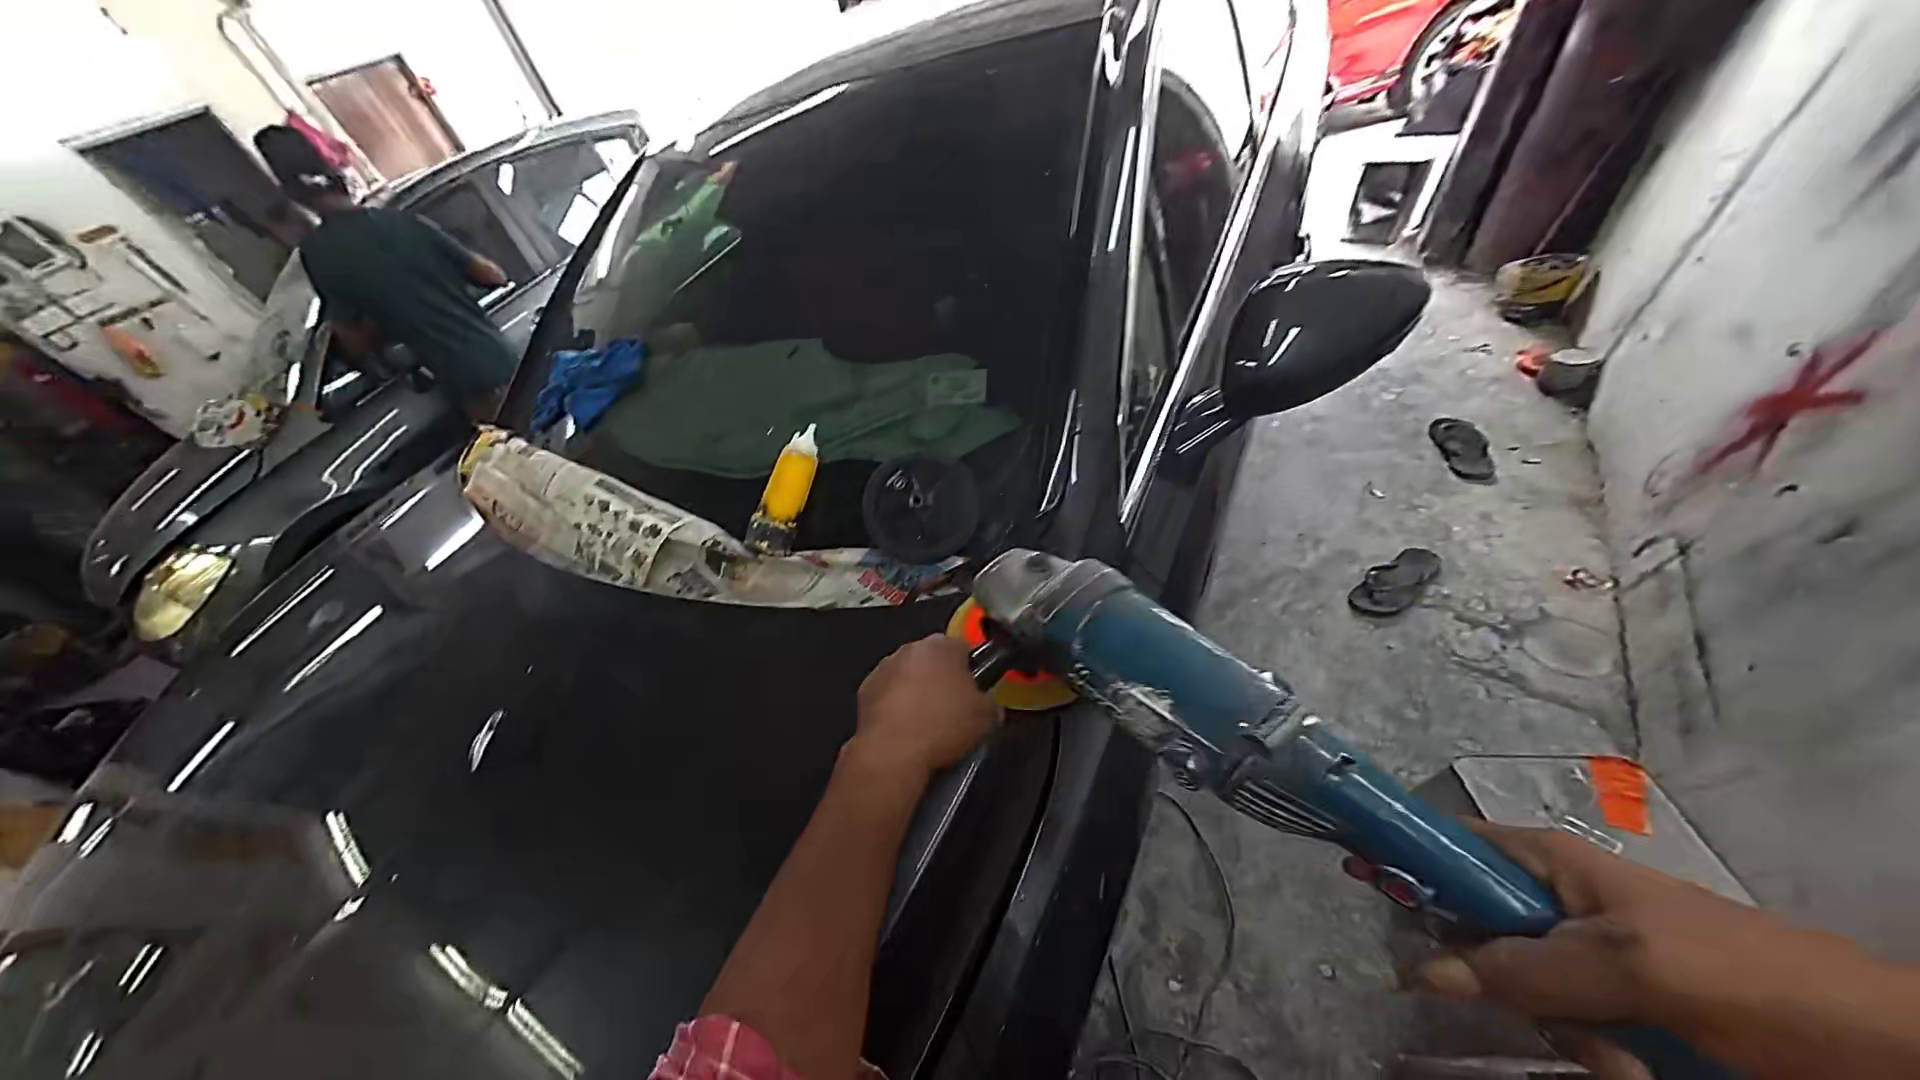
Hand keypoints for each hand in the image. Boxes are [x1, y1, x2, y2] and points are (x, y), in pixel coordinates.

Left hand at [847, 635, 999, 783]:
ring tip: (928, 724)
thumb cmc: (944, 726)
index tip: (975, 692)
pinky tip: (905, 731)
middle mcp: (910, 649)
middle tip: (953, 709)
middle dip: (942, 679)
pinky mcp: (864, 691)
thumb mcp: (987, 717)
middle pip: (932, 660)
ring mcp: (883, 668)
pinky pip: (888, 695)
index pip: (963, 648)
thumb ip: (990, 703)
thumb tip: (988, 706)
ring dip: (916, 692)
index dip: (972, 670)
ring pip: (908, 676)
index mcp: (942, 645)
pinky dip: (896, 707)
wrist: (893, 752)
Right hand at [1417, 823, 1896, 1078]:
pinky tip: (1633, 1066)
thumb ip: (1524, 965)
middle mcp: (1552, 901)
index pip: (1448, 840)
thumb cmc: (1741, 973)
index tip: (1367, 881)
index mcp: (1545, 862)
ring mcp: (1585, 956)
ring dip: (1558, 1028)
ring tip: (1620, 1056)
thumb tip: (1421, 971)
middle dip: (1496, 976)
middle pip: (1474, 929)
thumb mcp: (1628, 964)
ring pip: (1519, 987)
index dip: (1404, 854)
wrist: (1879, 1048)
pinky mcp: (1615, 1004)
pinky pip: (1566, 1025)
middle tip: (1535, 1008)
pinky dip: (1591, 1052)